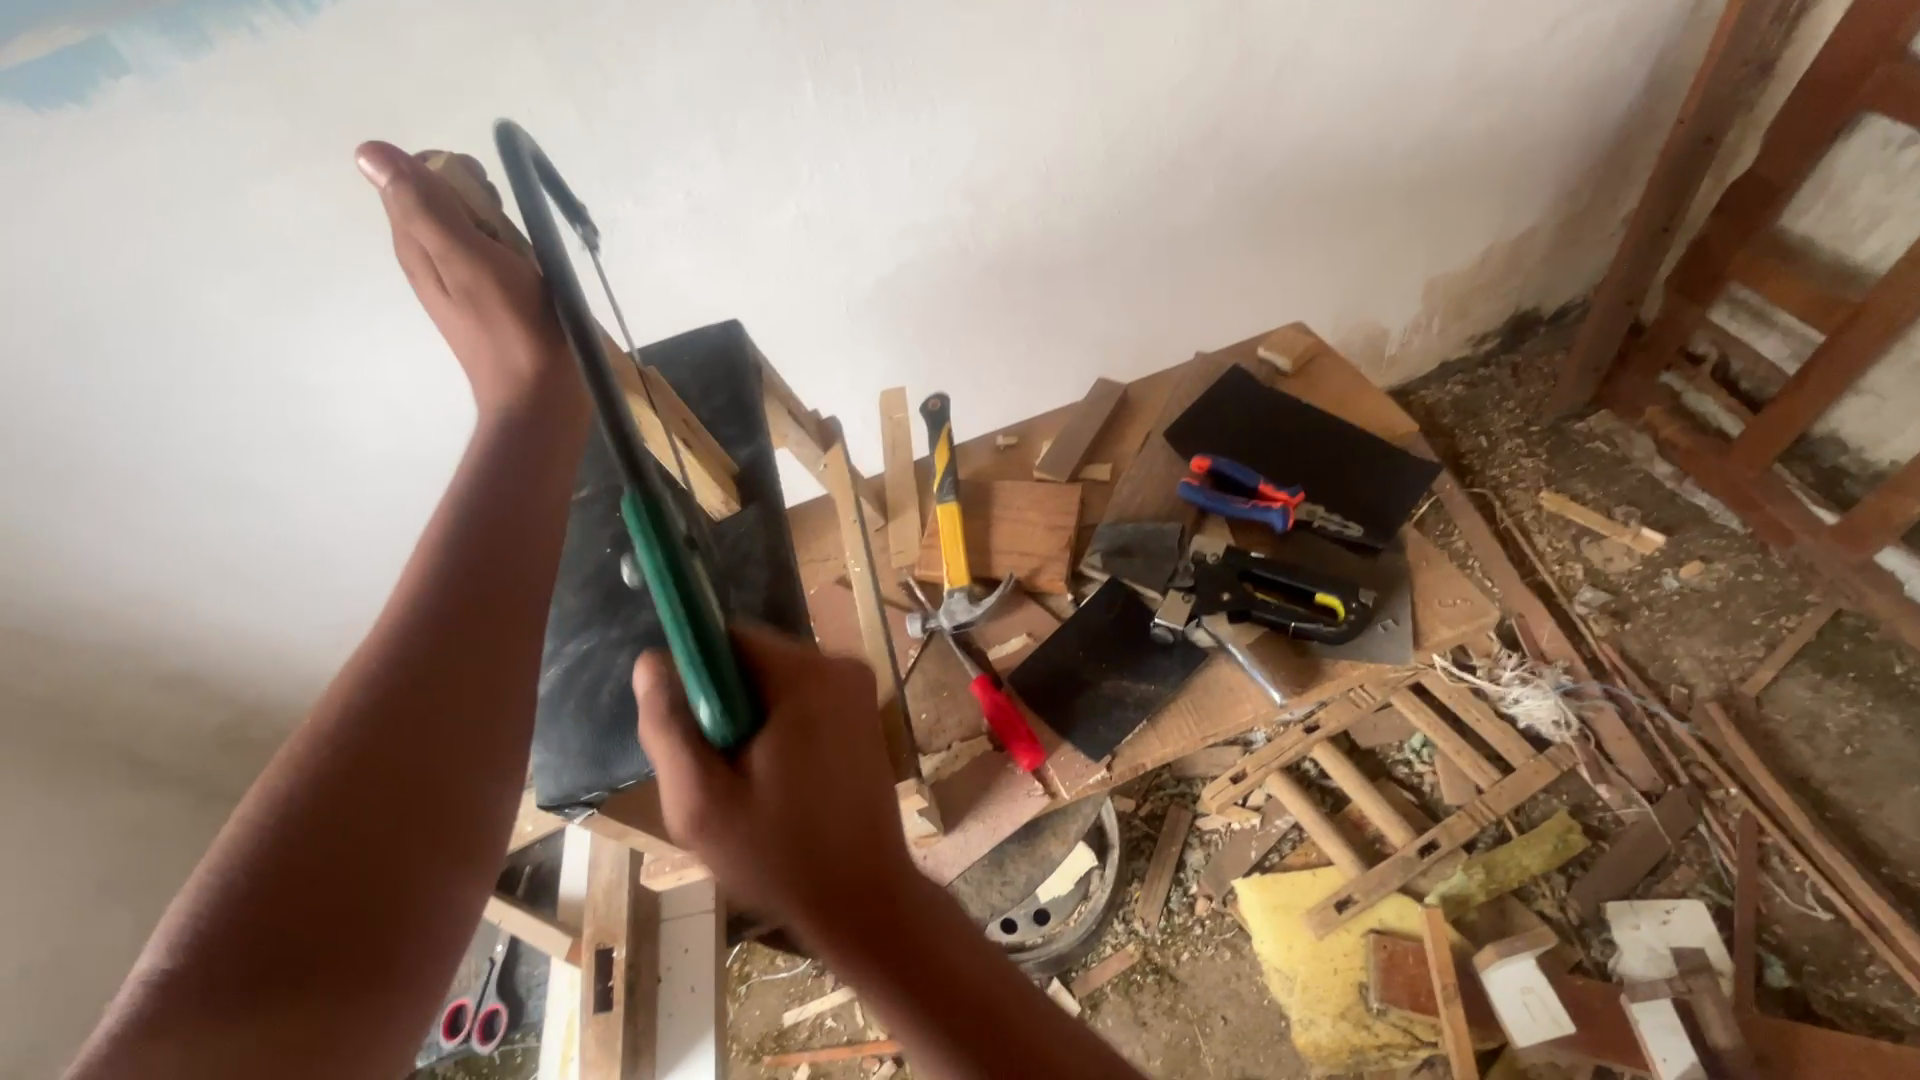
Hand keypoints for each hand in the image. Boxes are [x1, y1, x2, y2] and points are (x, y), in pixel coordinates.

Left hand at [356, 141, 575, 414]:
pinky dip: (509, 251)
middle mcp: (429, 258)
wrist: (539, 395)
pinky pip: (490, 256)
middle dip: (475, 196)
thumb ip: (424, 206)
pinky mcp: (490, 300)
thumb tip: (369, 153)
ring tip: (524, 251)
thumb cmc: (511, 325)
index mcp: (415, 244)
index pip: (410, 175)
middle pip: (439, 199)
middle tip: (509, 226)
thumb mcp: (466, 258)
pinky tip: (529, 271)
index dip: (448, 171)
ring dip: (497, 225)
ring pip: (468, 227)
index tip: (488, 195)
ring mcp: (460, 281)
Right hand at [633, 625, 917, 936]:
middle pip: (754, 661)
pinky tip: (782, 785)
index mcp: (806, 676)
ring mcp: (859, 690)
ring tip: (753, 787)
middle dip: (725, 706)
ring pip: (777, 684)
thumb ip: (668, 726)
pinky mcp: (865, 713)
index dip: (697, 679)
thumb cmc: (780, 857)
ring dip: (753, 723)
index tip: (692, 733)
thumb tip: (651, 661)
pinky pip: (804, 702)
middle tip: (721, 774)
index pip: (728, 639)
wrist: (866, 899)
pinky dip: (782, 731)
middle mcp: (841, 667)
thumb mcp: (700, 803)